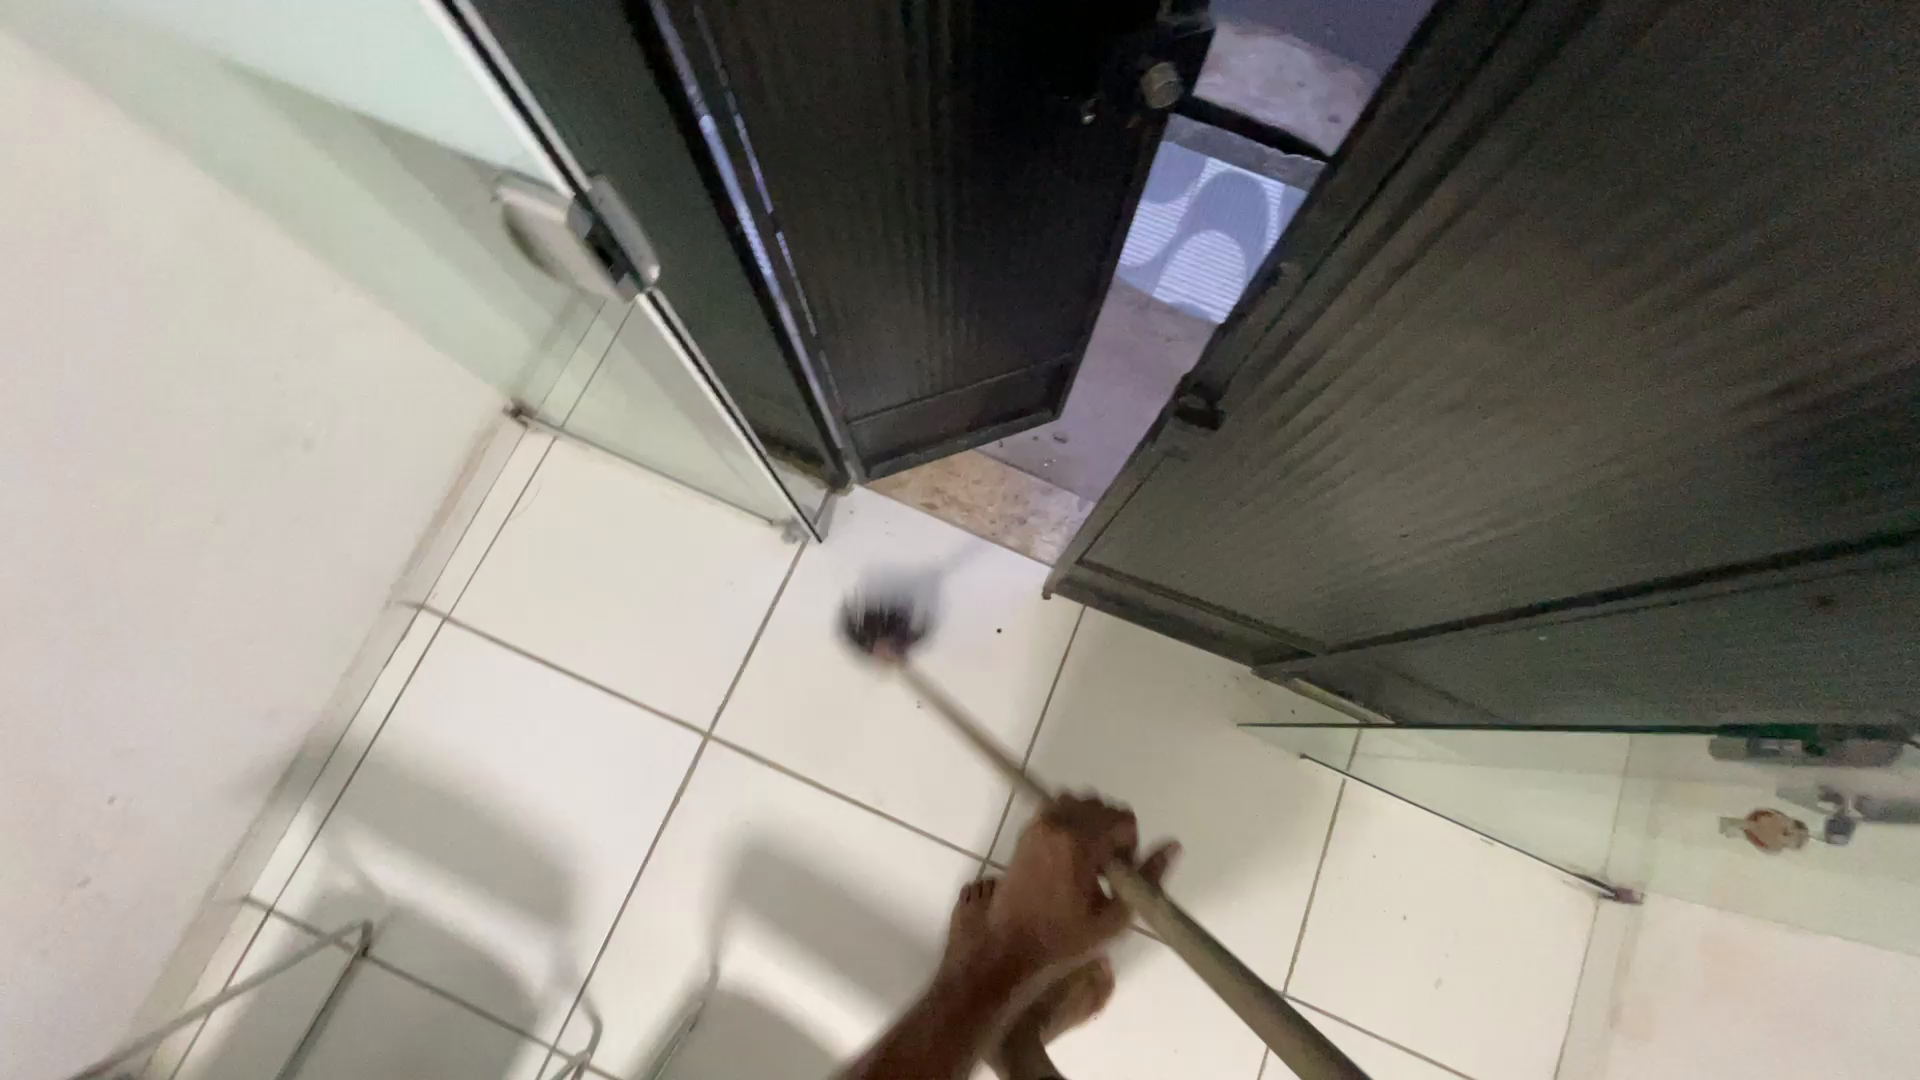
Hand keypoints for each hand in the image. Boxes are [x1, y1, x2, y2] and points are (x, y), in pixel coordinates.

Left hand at [988, 793, 1179, 976]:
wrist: (1011, 938)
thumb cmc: (1065, 935)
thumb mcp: (1114, 917)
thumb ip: (1148, 878)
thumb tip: (1174, 845)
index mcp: (1081, 844)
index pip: (1123, 819)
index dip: (1130, 845)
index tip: (1120, 872)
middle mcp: (1059, 823)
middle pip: (1103, 805)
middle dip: (1113, 831)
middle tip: (1107, 868)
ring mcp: (1040, 822)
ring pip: (1080, 800)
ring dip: (1092, 821)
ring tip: (1089, 857)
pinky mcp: (1028, 826)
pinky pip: (1058, 804)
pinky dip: (1071, 817)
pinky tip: (1070, 850)